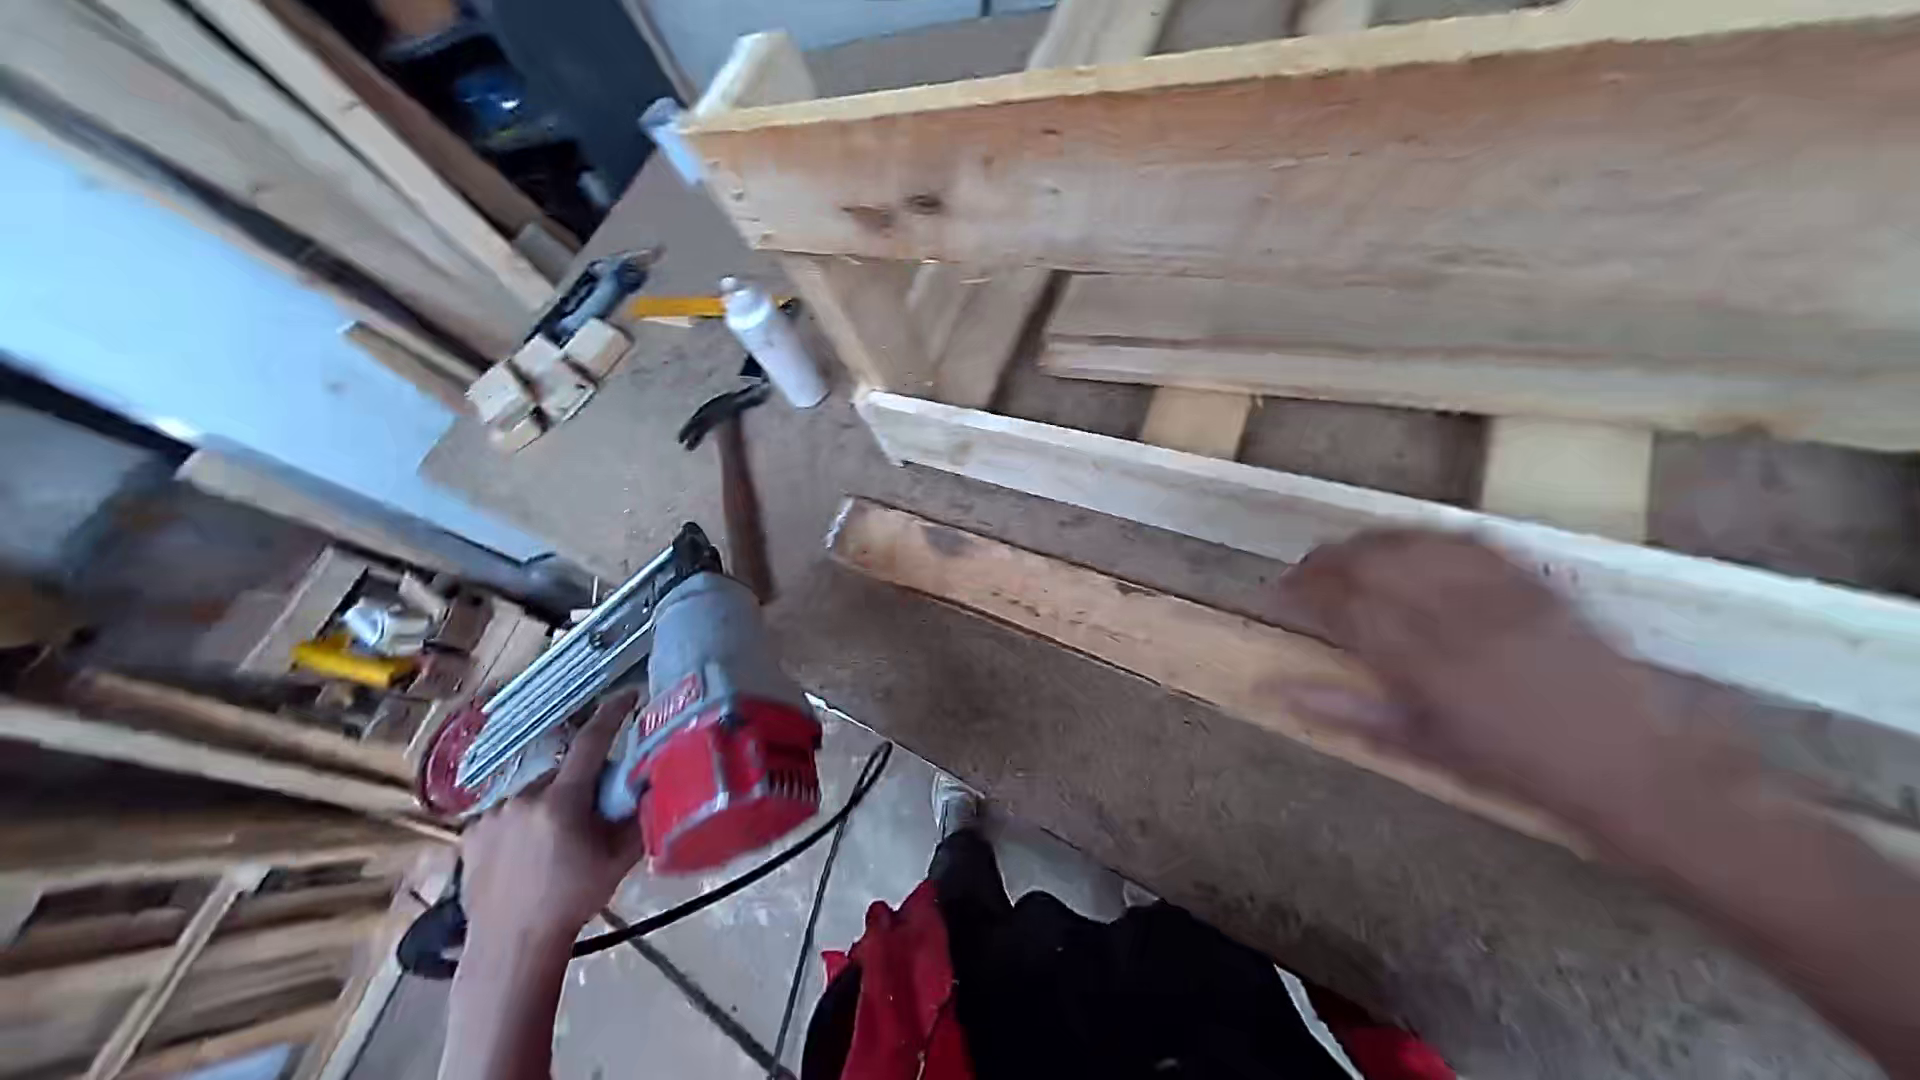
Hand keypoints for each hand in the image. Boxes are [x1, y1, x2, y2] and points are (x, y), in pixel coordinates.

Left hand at [460, 692, 648, 947]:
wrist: (511, 947)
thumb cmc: (573, 898)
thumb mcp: (619, 857)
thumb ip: (641, 815)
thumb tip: (658, 781)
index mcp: (561, 802)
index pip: (591, 742)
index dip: (612, 713)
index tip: (629, 694)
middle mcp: (522, 799)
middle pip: (564, 771)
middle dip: (581, 782)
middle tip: (594, 808)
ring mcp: (492, 815)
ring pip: (535, 791)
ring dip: (551, 801)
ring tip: (558, 836)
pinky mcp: (470, 832)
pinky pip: (508, 811)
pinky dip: (523, 819)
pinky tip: (528, 847)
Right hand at [1277, 530, 1719, 828]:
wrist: (1635, 770)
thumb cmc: (1512, 768)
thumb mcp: (1419, 747)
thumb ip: (1343, 710)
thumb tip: (1271, 689)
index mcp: (1422, 666)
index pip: (1342, 605)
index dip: (1301, 590)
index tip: (1278, 592)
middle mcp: (1455, 620)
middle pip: (1370, 563)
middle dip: (1324, 560)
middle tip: (1303, 572)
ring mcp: (1500, 597)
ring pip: (1414, 543)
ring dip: (1368, 542)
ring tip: (1346, 554)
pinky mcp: (1537, 584)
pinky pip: (1469, 541)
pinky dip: (1427, 535)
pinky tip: (1409, 543)